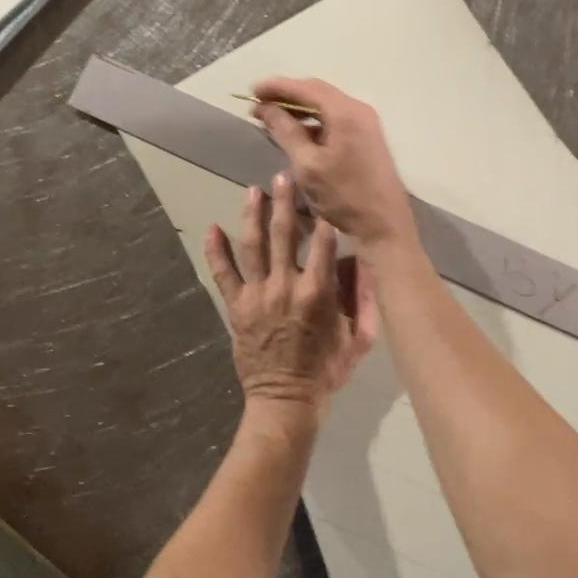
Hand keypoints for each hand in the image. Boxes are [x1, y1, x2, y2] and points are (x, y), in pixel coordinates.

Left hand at [206, 173, 379, 414]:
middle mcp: (284, 287)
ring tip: (252, 191)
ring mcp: (256, 296)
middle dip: (285, 202)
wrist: (286, 401)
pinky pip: (222, 273)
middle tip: (284, 176)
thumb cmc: (326, 370)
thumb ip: (364, 300)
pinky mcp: (235, 307)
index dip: (322, 216)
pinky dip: (215, 250)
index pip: (322, 243)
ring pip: (252, 246)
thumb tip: (365, 263)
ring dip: (252, 215)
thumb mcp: (359, 340)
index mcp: (317, 293)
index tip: (322, 193)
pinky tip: (212, 228)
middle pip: (284, 235)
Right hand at [251, 77, 414, 245]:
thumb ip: (285, 132)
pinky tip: (296, 133)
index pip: (305, 88)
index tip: (251, 92)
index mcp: (345, 112)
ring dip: (298, 109)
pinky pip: (335, 119)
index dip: (276, 87)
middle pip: (316, 92)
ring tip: (271, 118)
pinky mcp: (366, 137)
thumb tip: (266, 109)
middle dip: (286, 96)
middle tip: (258, 104)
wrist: (384, 223)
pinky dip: (313, 122)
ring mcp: (365, 123)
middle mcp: (358, 109)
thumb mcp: (307, 164)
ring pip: (325, 105)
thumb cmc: (344, 195)